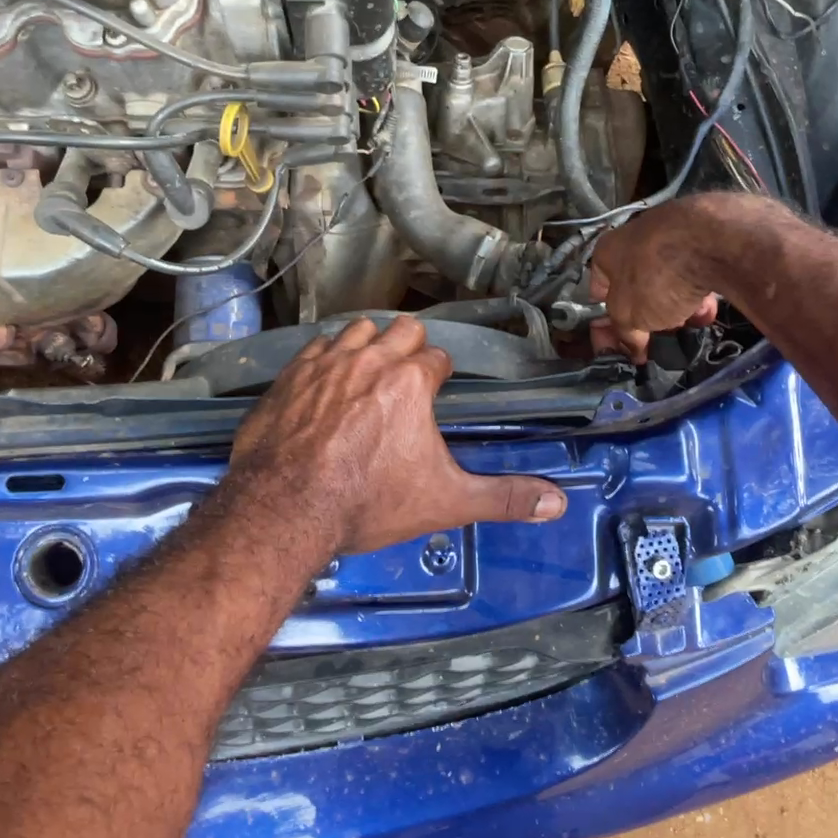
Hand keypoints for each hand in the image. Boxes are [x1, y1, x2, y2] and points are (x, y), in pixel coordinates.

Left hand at [226, 316, 566, 554]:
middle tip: (407, 374)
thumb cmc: (365, 502)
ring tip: (368, 370)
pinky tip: (326, 380)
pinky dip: (326, 356)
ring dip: (368, 343)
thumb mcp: (445, 502)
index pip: (437, 357)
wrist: (284, 509)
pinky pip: (316, 346)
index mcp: (410, 383)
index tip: (437, 386)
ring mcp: (325, 363)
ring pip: (357, 328)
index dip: (440, 372)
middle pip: (401, 329)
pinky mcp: (290, 375)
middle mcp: (369, 360)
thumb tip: (554, 502)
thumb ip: (503, 497)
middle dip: (409, 346)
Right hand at [588, 199, 722, 362]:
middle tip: (656, 334)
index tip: (618, 337)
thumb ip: (626, 333)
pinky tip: (709, 306)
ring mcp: (671, 234)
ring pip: (669, 278)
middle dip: (647, 312)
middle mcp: (636, 237)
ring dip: (676, 303)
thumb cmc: (656, 275)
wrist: (712, 239)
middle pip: (637, 284)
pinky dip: (701, 290)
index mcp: (606, 252)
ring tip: (688, 322)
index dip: (606, 316)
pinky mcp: (705, 236)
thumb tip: (632, 349)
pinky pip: (698, 271)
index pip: (597, 287)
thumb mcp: (629, 316)